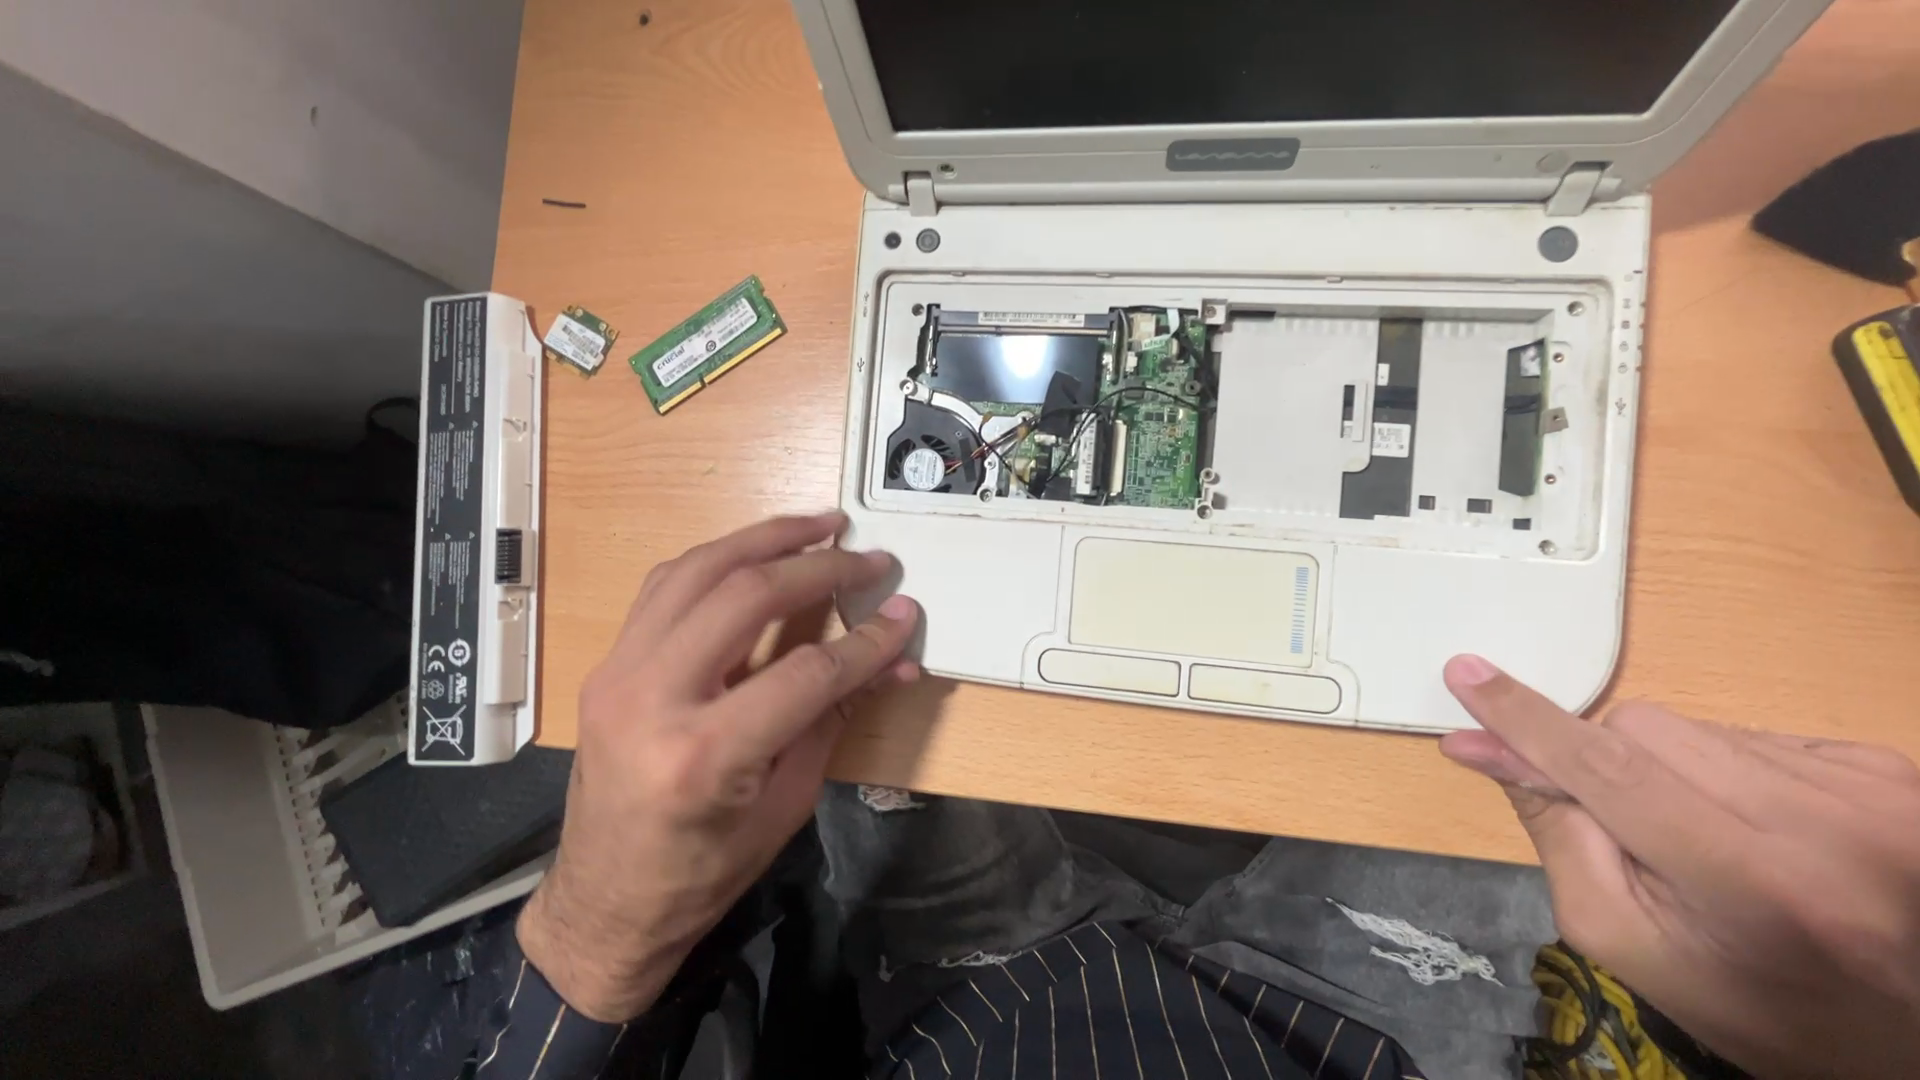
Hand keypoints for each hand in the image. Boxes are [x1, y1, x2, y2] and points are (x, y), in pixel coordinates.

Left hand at [517, 512, 919, 1021]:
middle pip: (746, 597)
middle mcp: (652, 698)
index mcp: (705, 755)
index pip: (806, 673)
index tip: (905, 616)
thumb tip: (896, 661)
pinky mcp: (608, 665)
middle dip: (818, 567)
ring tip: (816, 525)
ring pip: (696, 570)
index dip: (866, 642)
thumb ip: (837, 716)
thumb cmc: (704, 873)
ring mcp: (618, 674)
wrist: (605, 905)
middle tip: (867, 555)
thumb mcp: (786, 801)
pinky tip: (755, 555)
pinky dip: (717, 560)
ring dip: (762, 539)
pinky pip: (665, 587)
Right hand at [1439, 655, 1919, 1078]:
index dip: (1528, 721)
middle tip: (1617, 822)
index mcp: (1754, 882)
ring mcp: (1872, 788)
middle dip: (1598, 758)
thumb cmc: (1753, 1000)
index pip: (1609, 770)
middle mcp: (1826, 820)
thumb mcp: (1626, 939)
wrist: (1911, 1029)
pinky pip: (1746, 733)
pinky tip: (1753, 826)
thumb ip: (1556, 836)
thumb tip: (1487, 747)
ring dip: (1659, 766)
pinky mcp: (1890, 769)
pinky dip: (1719, 769)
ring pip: (1689, 726)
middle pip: (1641, 729)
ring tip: (1702, 836)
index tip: (1464, 674)